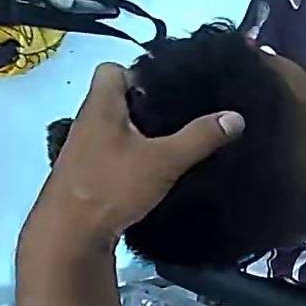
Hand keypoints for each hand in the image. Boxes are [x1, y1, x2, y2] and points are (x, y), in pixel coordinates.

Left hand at [18, 63, 242, 269]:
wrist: (69, 237)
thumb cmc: (112, 186)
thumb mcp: (165, 160)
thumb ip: (201, 137)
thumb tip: (236, 117)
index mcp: (100, 107)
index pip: (111, 69)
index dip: (139, 71)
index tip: (169, 87)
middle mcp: (87, 122)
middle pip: (118, 99)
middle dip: (149, 105)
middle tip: (182, 115)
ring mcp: (84, 150)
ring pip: (117, 128)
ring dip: (142, 133)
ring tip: (175, 142)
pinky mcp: (87, 175)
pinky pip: (114, 153)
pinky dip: (134, 156)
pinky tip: (157, 170)